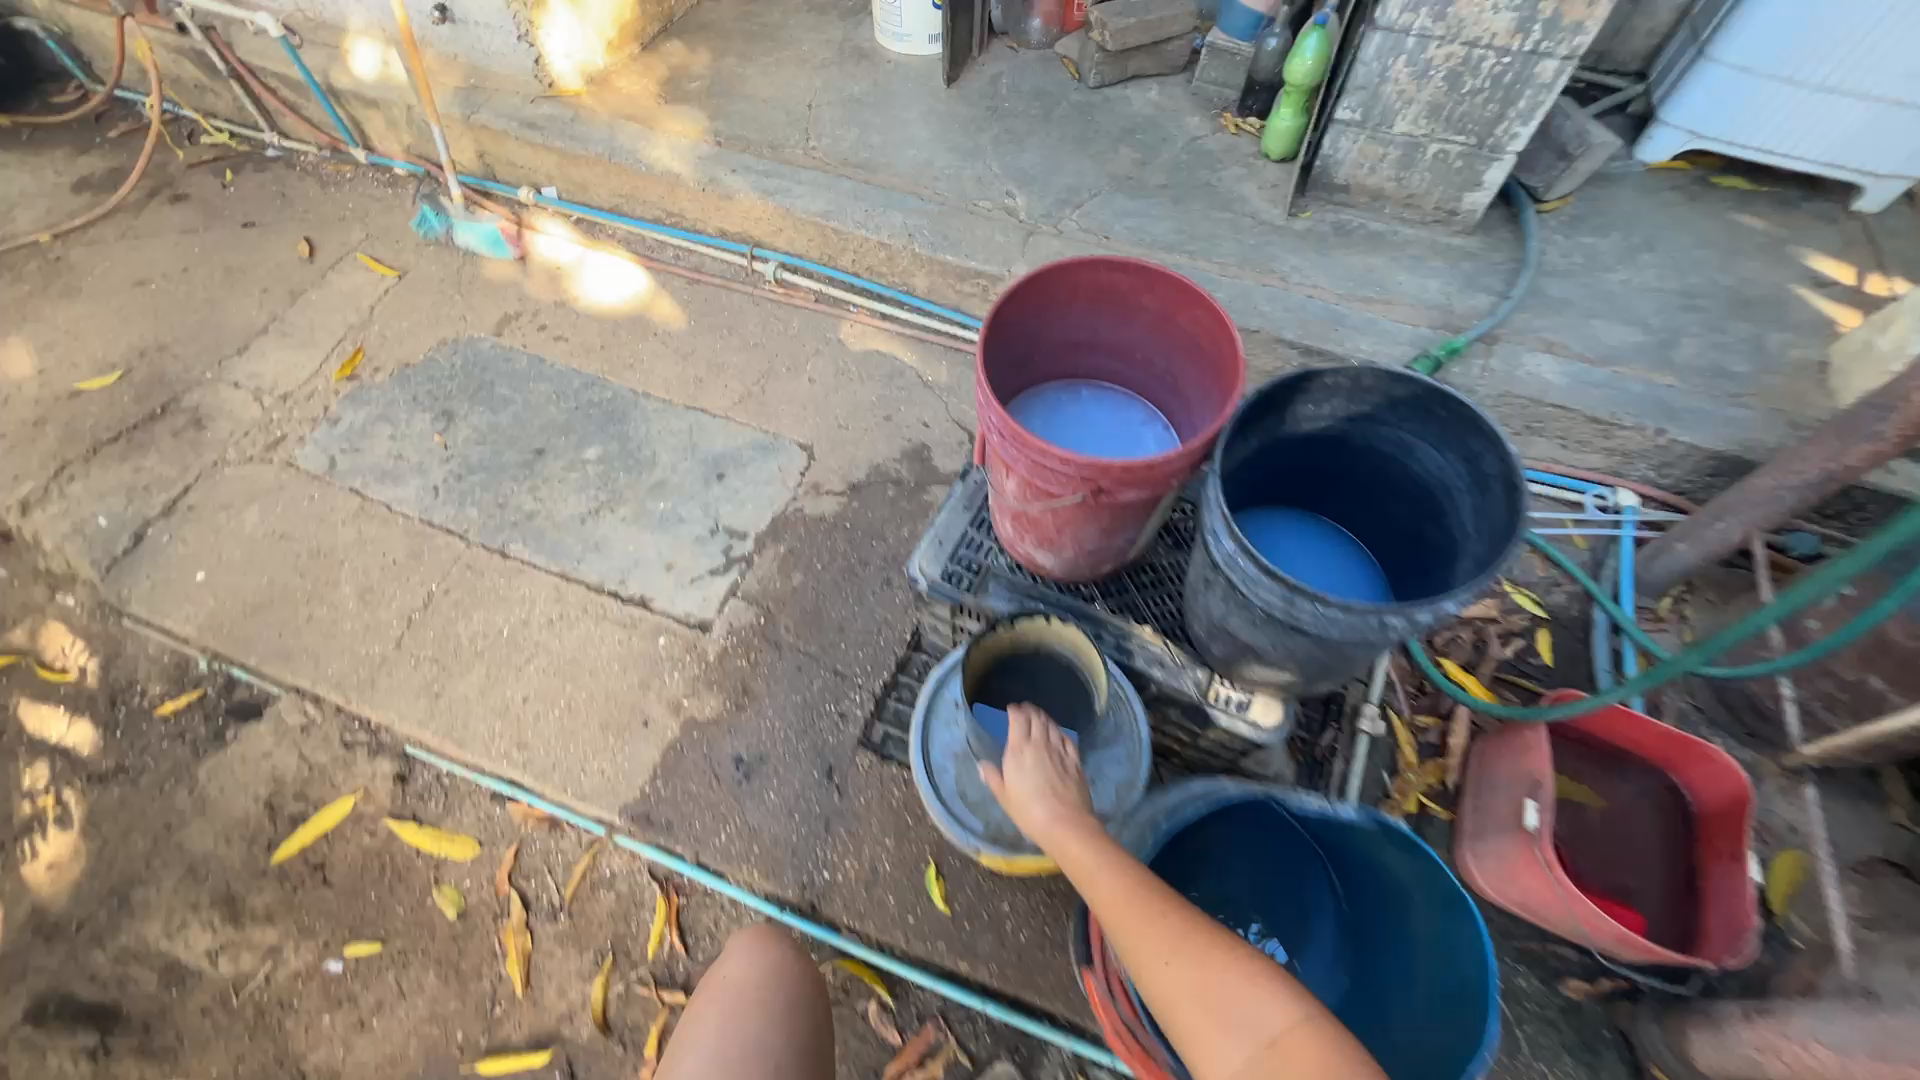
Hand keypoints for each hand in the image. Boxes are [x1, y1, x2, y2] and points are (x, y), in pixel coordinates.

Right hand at [977, 703, 1096, 850]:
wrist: (1065, 823)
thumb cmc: (1028, 811)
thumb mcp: (1003, 796)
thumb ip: (992, 777)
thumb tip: (982, 764)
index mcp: (1019, 750)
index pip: (1018, 719)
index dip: (1015, 710)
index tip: (1011, 708)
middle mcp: (1039, 744)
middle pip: (1036, 718)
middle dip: (1029, 709)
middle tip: (1025, 708)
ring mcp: (1059, 750)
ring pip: (1052, 725)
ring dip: (1044, 717)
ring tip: (1039, 716)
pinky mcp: (1074, 760)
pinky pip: (1066, 738)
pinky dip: (1059, 731)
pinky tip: (1058, 732)